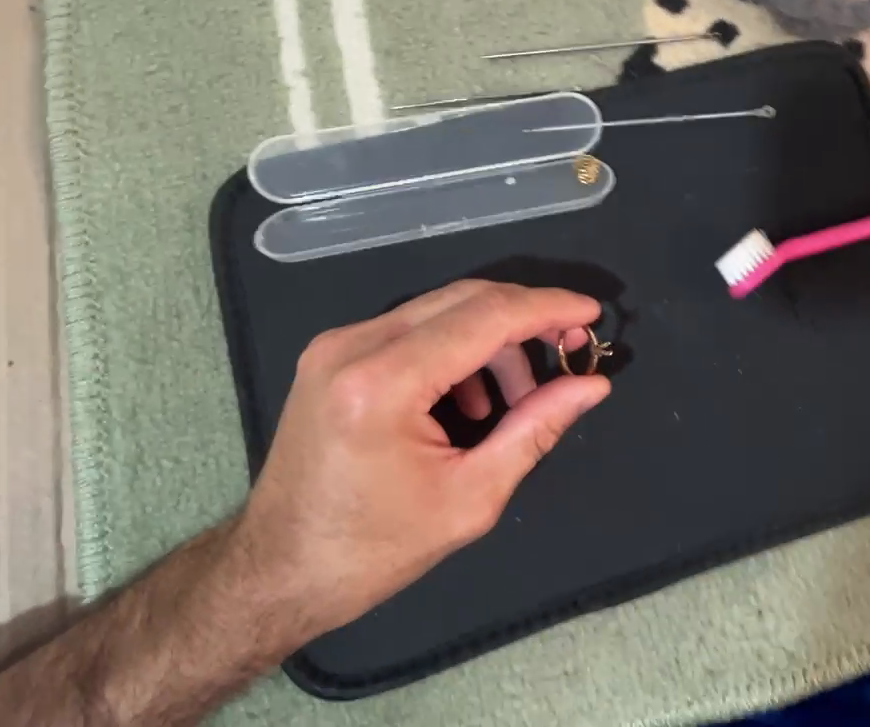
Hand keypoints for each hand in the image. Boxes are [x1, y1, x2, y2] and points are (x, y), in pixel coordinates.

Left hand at [228, 280, 610, 644]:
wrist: (277, 572)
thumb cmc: (374, 549)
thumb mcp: (471, 498)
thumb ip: (535, 428)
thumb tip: (593, 385)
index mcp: (384, 383)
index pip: (485, 316)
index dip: (548, 308)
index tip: (591, 314)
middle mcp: (355, 343)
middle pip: (466, 298)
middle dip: (526, 318)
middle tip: (569, 351)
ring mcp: (338, 342)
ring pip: (443, 308)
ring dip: (493, 340)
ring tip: (517, 399)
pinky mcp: (335, 351)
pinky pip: (416, 327)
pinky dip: (457, 349)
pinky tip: (470, 401)